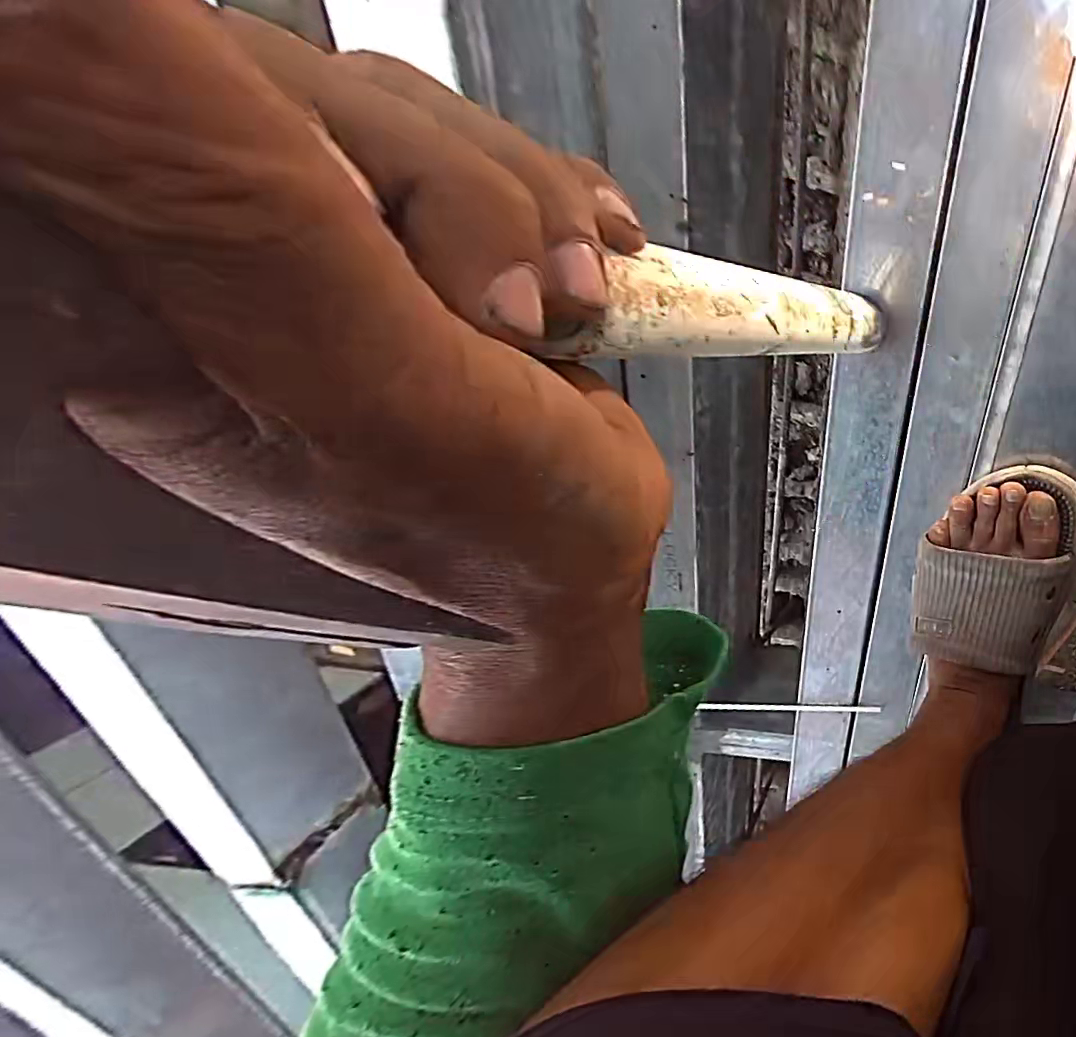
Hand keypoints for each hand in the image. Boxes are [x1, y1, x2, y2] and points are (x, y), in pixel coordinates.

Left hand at [0, 0, 667, 742]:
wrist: (587, 548)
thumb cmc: (499, 517)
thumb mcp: (376, 393)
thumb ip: (234, 212)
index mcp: (135, 288)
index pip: (106, 85)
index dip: (279, 143)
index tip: (406, 264)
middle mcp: (220, 243)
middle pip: (313, 89)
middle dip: (471, 200)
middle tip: (526, 325)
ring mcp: (346, 231)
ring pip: (420, 111)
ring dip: (542, 214)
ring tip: (578, 313)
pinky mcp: (447, 233)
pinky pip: (499, 144)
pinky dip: (574, 199)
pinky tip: (606, 256)